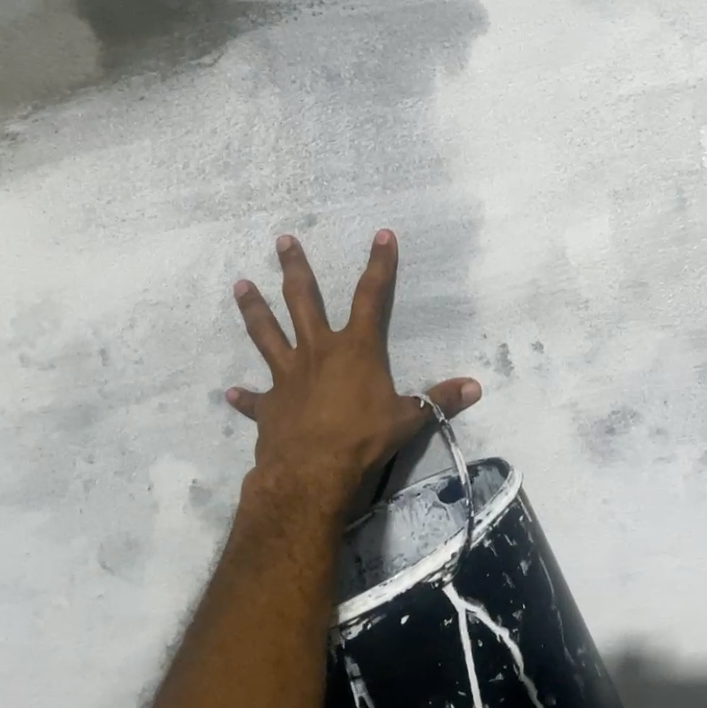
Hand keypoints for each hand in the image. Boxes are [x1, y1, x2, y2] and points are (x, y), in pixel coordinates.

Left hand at [225, 229, 480, 512]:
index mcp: (356, 348)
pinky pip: (254, 399)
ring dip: (254, 308)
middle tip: (282, 240)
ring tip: (240, 284)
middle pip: (303, 300)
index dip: (380, 264)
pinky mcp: (270, 406)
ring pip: (267, 333)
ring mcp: (288, 377)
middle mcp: (318, 352)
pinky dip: (244, 397)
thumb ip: (440, 400)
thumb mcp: (410, 418)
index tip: (382, 235)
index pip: (371, 296)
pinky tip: (230, 392)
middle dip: (294, 268)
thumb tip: (475, 388)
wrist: (312, 472)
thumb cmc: (363, 438)